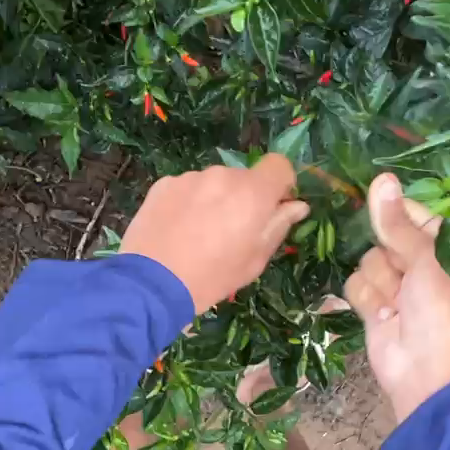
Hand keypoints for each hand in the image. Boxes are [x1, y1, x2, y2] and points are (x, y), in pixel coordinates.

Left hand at [121, 154, 309, 313]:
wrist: (152, 283)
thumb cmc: (213, 277)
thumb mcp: (255, 260)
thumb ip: (278, 226)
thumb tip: (297, 205)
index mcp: (253, 193)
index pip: (279, 165)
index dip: (281, 184)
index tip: (274, 207)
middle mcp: (223, 176)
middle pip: (244, 178)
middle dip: (244, 198)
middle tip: (230, 232)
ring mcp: (190, 178)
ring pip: (214, 184)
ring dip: (214, 200)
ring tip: (198, 234)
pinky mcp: (164, 184)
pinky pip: (187, 188)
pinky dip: (188, 203)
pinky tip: (177, 230)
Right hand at [343, 174, 449, 422]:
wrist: (426, 374)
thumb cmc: (443, 313)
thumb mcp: (426, 263)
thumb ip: (398, 224)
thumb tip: (381, 179)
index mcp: (448, 250)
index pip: (417, 214)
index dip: (400, 213)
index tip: (387, 209)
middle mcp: (423, 265)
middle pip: (386, 236)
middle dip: (390, 256)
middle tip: (405, 274)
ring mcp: (397, 287)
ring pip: (368, 261)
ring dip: (379, 283)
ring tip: (396, 305)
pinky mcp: (374, 307)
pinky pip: (357, 285)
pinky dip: (367, 301)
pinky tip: (382, 317)